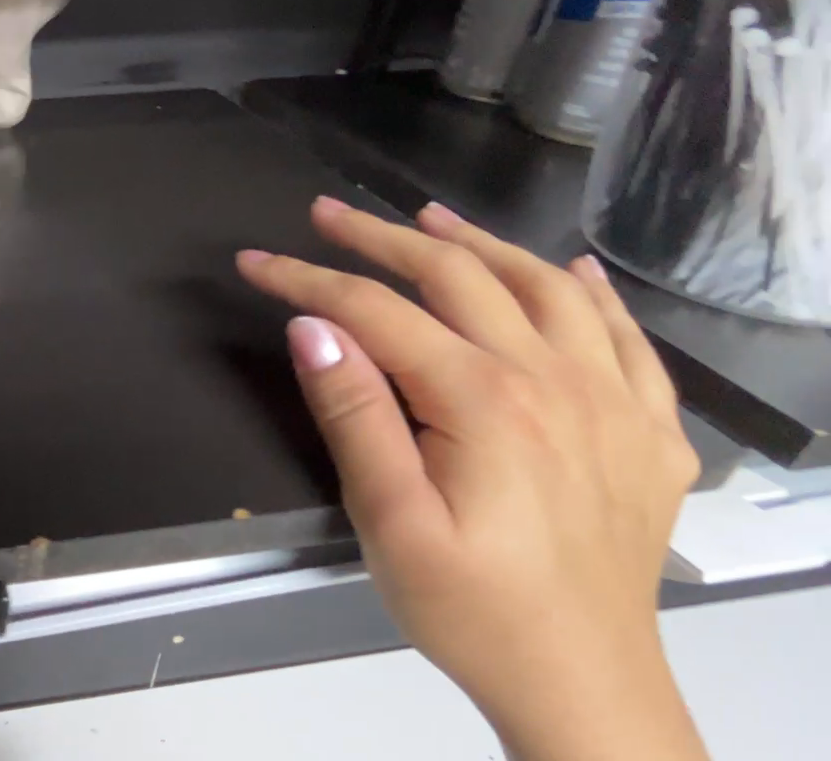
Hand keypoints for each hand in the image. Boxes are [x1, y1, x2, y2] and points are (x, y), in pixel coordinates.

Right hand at [237, 198, 704, 760]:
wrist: (586, 689)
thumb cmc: (469, 606)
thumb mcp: (388, 518)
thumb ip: (354, 413)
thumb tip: (313, 327)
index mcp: (482, 400)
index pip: (375, 311)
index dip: (305, 278)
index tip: (253, 261)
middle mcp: (553, 381)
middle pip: (458, 278)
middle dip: (380, 237)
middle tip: (325, 212)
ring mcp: (612, 403)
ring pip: (544, 289)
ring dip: (479, 243)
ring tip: (429, 216)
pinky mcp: (647, 434)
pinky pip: (626, 340)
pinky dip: (590, 293)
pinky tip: (569, 272)